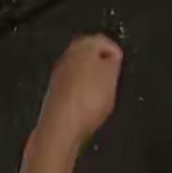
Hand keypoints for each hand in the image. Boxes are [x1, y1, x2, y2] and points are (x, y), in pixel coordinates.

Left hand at [33, 34, 123, 153]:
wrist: (59, 131)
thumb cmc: (89, 98)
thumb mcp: (112, 76)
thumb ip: (114, 61)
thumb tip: (111, 58)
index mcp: (83, 46)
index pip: (104, 41)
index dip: (114, 54)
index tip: (120, 66)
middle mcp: (67, 57)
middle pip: (90, 56)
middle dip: (101, 66)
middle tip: (111, 79)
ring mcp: (57, 77)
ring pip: (80, 72)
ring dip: (90, 81)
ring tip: (100, 96)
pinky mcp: (52, 96)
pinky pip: (72, 88)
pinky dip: (80, 94)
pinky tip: (86, 107)